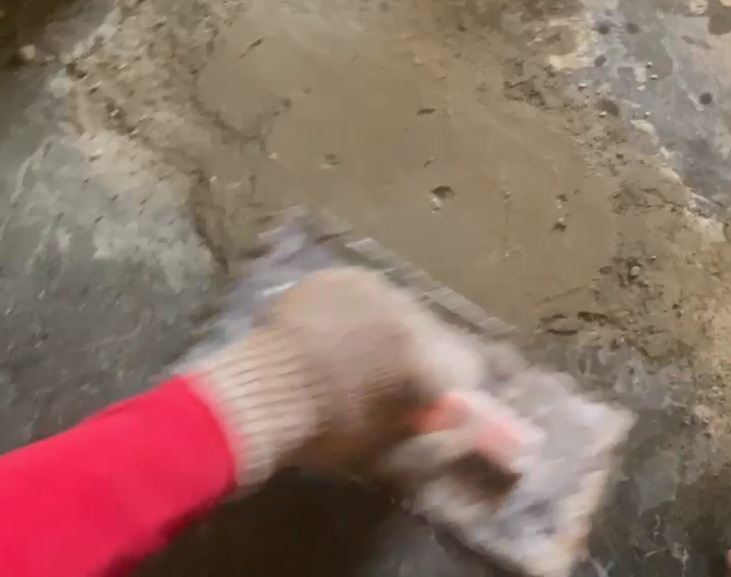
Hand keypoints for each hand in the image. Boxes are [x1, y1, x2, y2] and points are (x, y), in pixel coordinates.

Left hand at [190, 267, 482, 485]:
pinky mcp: (342, 275)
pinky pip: (365, 293)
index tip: (427, 401)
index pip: (466, 366)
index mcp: (424, 360)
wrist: (261, 394)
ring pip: (399, 309)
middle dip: (416, 355)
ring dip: (388, 330)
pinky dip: (357, 311)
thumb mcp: (388, 454)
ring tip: (353, 354)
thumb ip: (440, 442)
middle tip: (385, 380)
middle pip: (433, 333)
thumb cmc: (326, 432)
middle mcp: (408, 314)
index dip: (449, 387)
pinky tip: (332, 331)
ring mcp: (373, 288)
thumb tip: (469, 426)